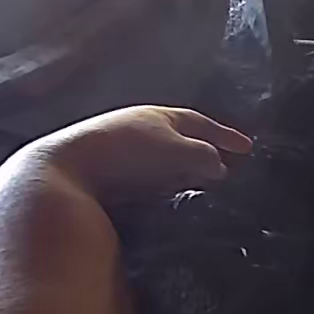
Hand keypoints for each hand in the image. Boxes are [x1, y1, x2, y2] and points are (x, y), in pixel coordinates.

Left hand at [24, 106, 253, 204]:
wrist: (64, 174)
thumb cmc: (127, 154)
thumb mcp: (179, 150)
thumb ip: (206, 155)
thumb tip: (220, 167)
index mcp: (158, 117)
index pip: (202, 123)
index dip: (226, 135)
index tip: (249, 148)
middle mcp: (140, 130)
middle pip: (183, 139)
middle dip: (207, 151)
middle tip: (229, 166)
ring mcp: (122, 153)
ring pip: (167, 160)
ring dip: (187, 170)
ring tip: (206, 185)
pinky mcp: (108, 175)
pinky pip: (151, 177)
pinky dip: (168, 184)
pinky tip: (175, 197)